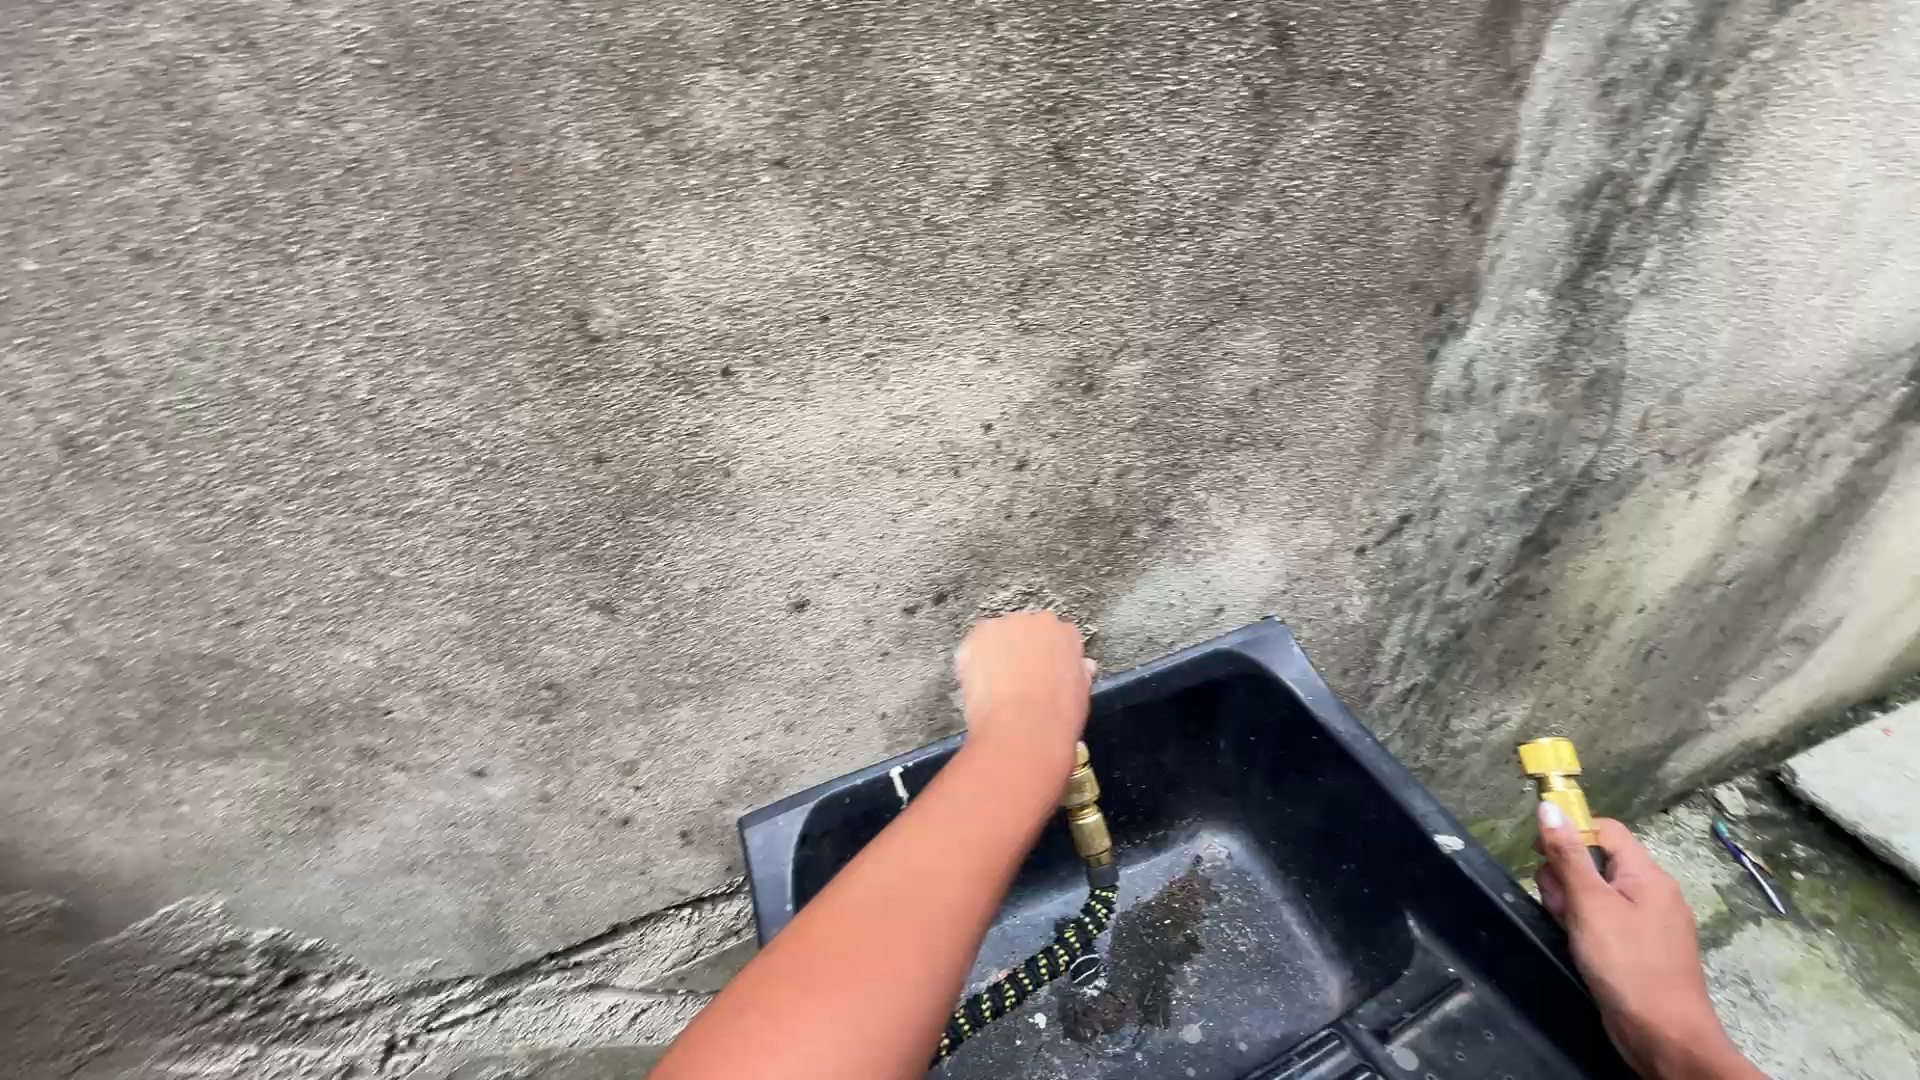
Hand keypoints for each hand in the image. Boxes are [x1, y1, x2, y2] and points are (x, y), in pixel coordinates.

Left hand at [953, 612, 1092, 764]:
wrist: (1024, 728)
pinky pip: (973, 647)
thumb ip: (1080, 672)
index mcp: (1066, 634)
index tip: (1040, 670)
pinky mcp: (979, 636)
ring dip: (995, 654)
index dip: (1046, 656)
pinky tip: (981, 687)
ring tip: (997, 686)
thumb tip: (1083, 666)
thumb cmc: (1056, 717)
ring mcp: (1006, 626)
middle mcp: (1038, 622)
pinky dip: (973, 662)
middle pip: (1025, 630)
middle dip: (1019, 650)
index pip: (1056, 636)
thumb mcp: (1081, 693)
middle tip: (1017, 679)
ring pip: (997, 636)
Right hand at [1536, 805, 1764, 1079]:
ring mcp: (1646, 920)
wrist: (1663, 1036)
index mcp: (1648, 876)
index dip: (1571, 832)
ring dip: (1569, 901)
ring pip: (1591, 888)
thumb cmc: (1626, 962)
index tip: (1543, 852)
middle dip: (1564, 875)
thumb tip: (1548, 806)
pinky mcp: (1637, 943)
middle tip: (1560, 904)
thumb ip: (1567, 853)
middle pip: (1593, 859)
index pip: (1605, 830)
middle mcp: (1651, 892)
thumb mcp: (1588, 902)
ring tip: (1568, 928)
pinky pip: (1600, 915)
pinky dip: (1581, 921)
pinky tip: (1575, 941)